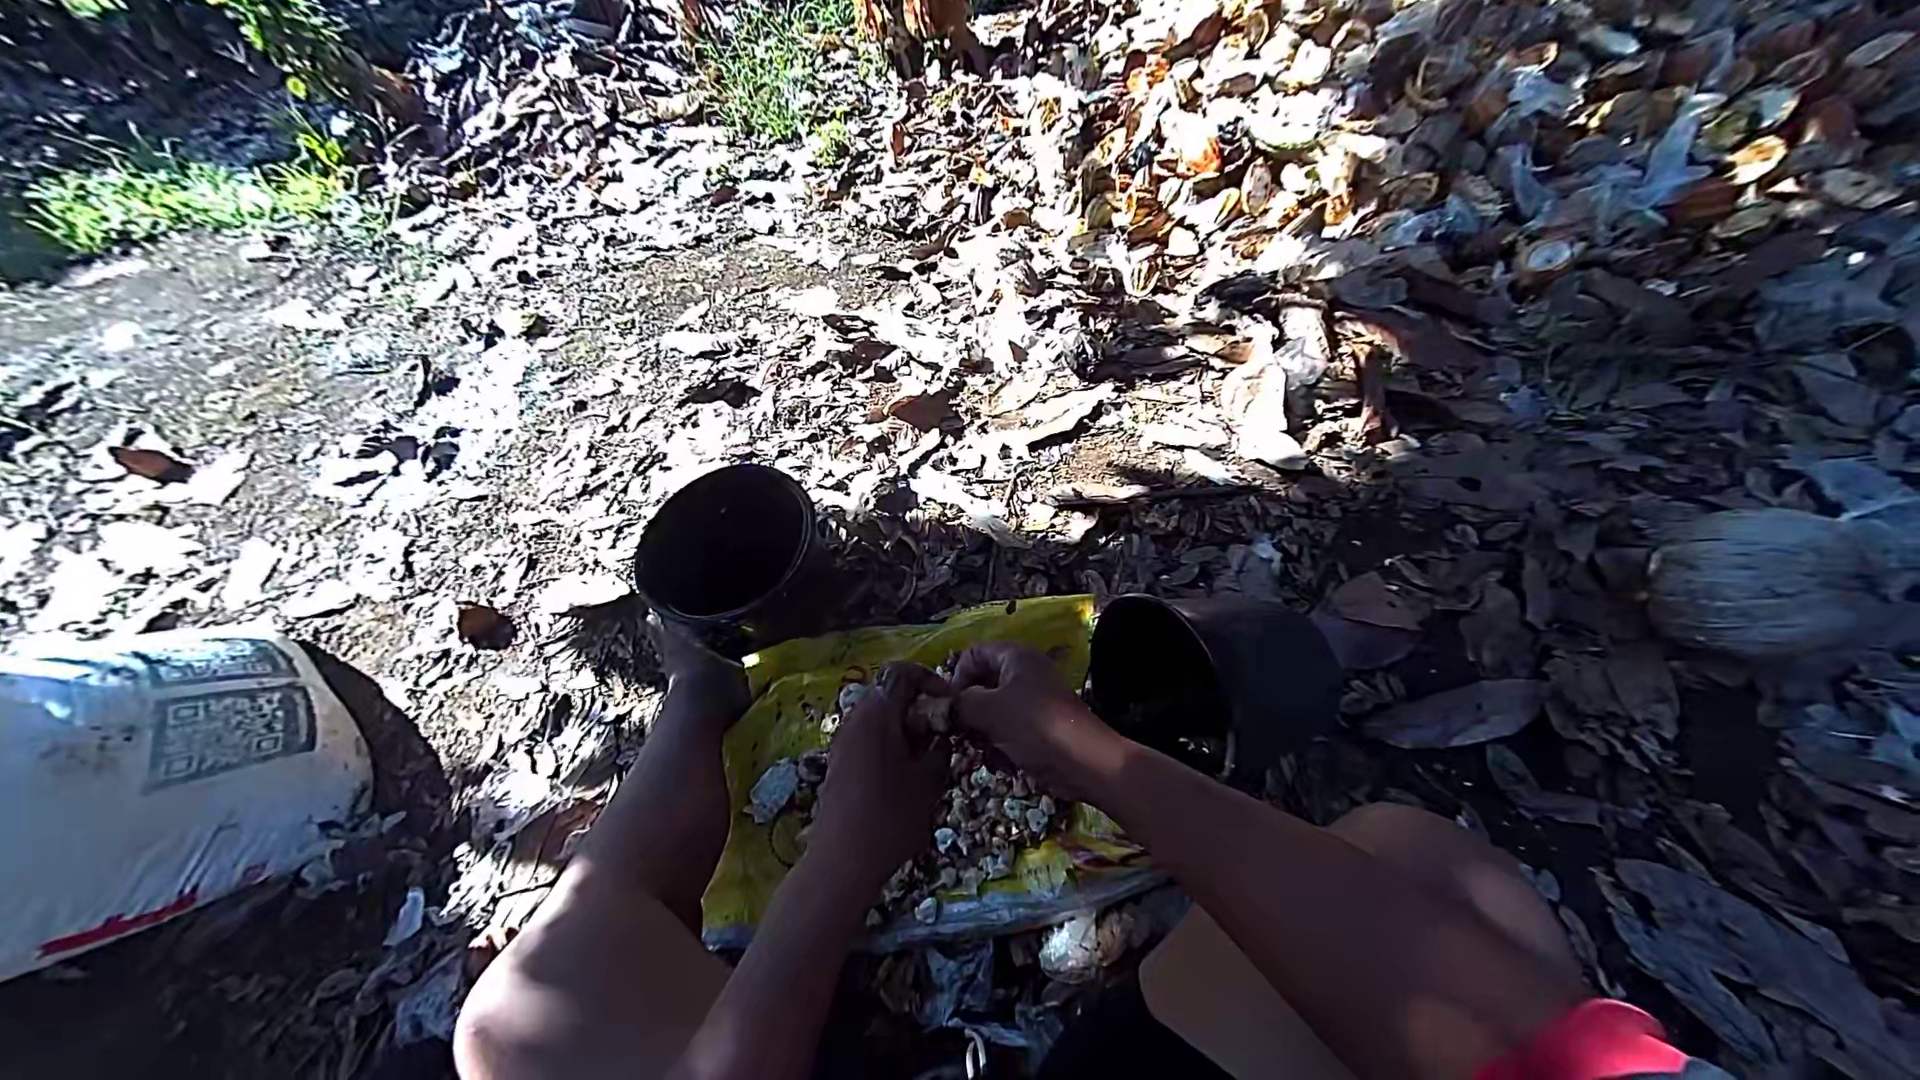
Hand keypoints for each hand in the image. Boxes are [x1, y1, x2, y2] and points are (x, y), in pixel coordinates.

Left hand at [810, 663, 950, 882]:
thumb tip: (941, 736)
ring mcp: (842, 741)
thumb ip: (939, 749)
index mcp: (877, 714)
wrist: (841, 862)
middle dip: (917, 705)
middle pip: (888, 692)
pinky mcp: (838, 762)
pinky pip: (867, 736)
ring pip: (877, 716)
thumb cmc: (890, 817)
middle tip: (940, 730)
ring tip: (924, 754)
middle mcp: (855, 719)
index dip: (928, 678)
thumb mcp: (929, 782)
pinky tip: (902, 772)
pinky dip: (888, 741)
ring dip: (903, 725)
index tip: (948, 701)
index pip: (901, 672)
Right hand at [949, 643, 1123, 803]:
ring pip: (992, 711)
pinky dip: (1001, 746)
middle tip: (961, 733)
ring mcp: (1032, 701)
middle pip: (981, 684)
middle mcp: (1023, 674)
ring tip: (985, 753)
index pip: (973, 654)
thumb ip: (961, 702)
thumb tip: (945, 705)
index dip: (957, 676)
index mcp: (1014, 657)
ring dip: (983, 733)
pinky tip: (1003, 765)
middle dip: (969, 710)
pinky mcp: (1038, 728)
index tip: (951, 705)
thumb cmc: (1037, 727)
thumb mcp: (991, 710)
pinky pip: (1008, 731)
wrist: (1087, 763)